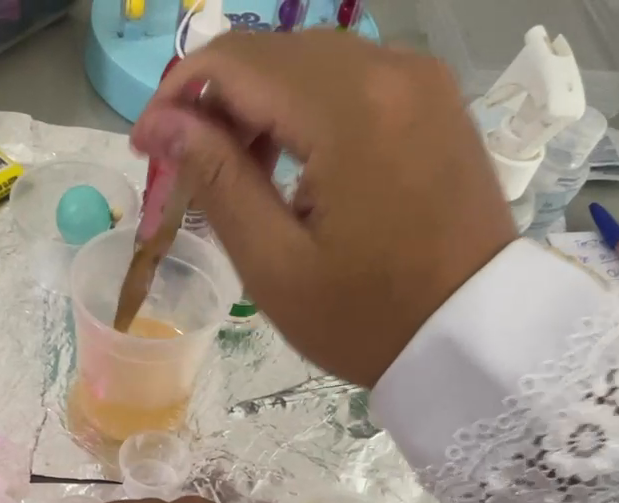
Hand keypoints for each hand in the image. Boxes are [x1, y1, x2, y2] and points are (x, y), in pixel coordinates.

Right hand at [132, 31, 514, 387]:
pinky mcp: (433, 98)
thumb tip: (163, 123)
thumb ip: (217, 181)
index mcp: (348, 109)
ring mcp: (419, 78)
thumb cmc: (367, 318)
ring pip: (308, 61)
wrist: (473, 334)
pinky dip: (303, 108)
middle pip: (270, 52)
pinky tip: (290, 163)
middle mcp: (389, 67)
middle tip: (185, 171)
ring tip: (236, 175)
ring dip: (256, 105)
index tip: (145, 149)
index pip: (233, 61)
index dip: (174, 95)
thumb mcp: (275, 265)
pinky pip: (349, 79)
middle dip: (213, 101)